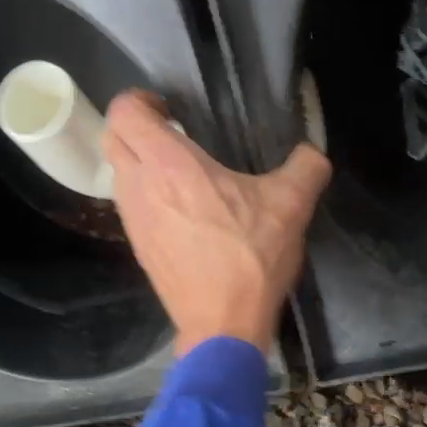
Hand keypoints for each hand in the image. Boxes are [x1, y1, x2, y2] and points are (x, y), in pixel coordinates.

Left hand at [103, 90, 331, 353]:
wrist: (223, 326)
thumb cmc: (251, 261)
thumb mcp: (290, 207)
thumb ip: (305, 169)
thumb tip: (312, 156)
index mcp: (168, 164)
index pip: (125, 112)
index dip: (139, 100)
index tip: (169, 110)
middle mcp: (141, 188)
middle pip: (113, 140)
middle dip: (134, 129)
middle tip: (169, 135)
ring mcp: (136, 224)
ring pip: (119, 177)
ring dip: (139, 167)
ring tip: (177, 177)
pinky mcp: (142, 252)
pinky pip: (132, 211)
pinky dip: (147, 201)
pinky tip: (181, 215)